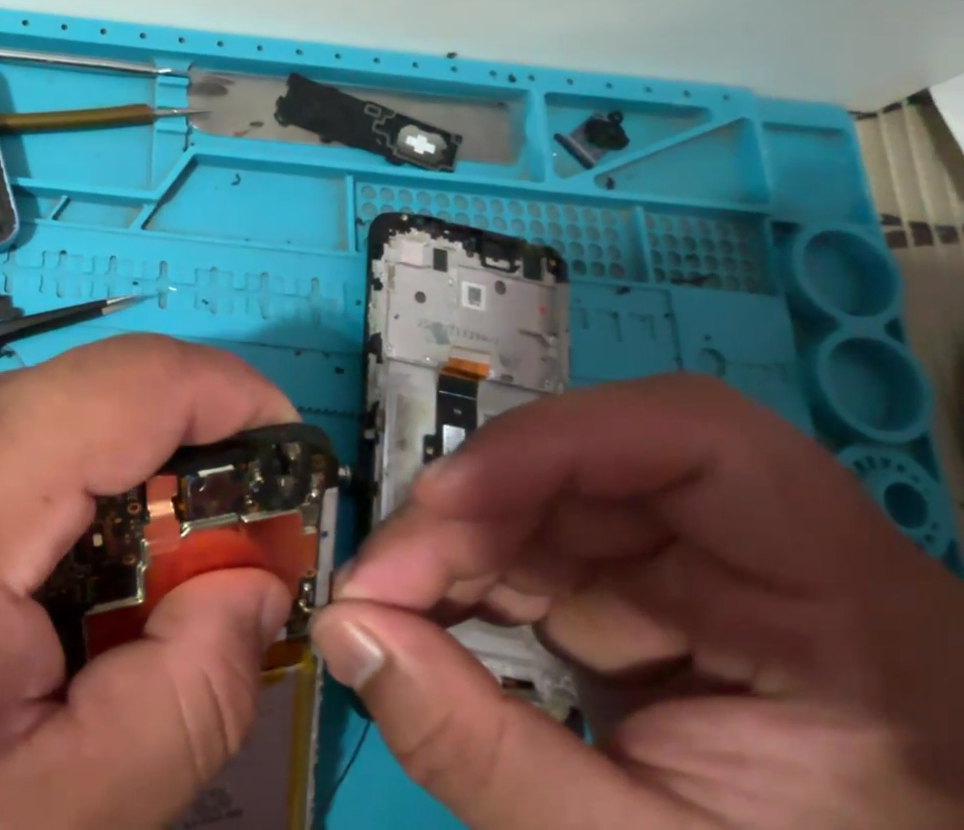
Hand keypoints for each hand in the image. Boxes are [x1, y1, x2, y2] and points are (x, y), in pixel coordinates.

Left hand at [0, 336, 300, 827]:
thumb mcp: (54, 808)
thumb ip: (188, 693)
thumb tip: (249, 589)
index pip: (142, 378)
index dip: (240, 404)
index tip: (291, 477)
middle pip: (95, 402)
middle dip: (181, 482)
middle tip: (211, 593)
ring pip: (44, 428)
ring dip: (107, 503)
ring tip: (103, 624)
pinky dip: (40, 507)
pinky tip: (22, 607)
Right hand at [312, 375, 963, 828]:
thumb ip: (483, 752)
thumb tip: (344, 633)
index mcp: (849, 612)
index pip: (702, 442)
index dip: (555, 443)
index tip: (437, 500)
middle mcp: (775, 565)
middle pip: (592, 475)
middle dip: (464, 520)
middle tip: (372, 590)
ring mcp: (704, 584)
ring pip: (546, 510)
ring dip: (447, 552)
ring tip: (379, 611)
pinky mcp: (647, 609)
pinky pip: (536, 561)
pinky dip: (462, 586)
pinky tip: (417, 623)